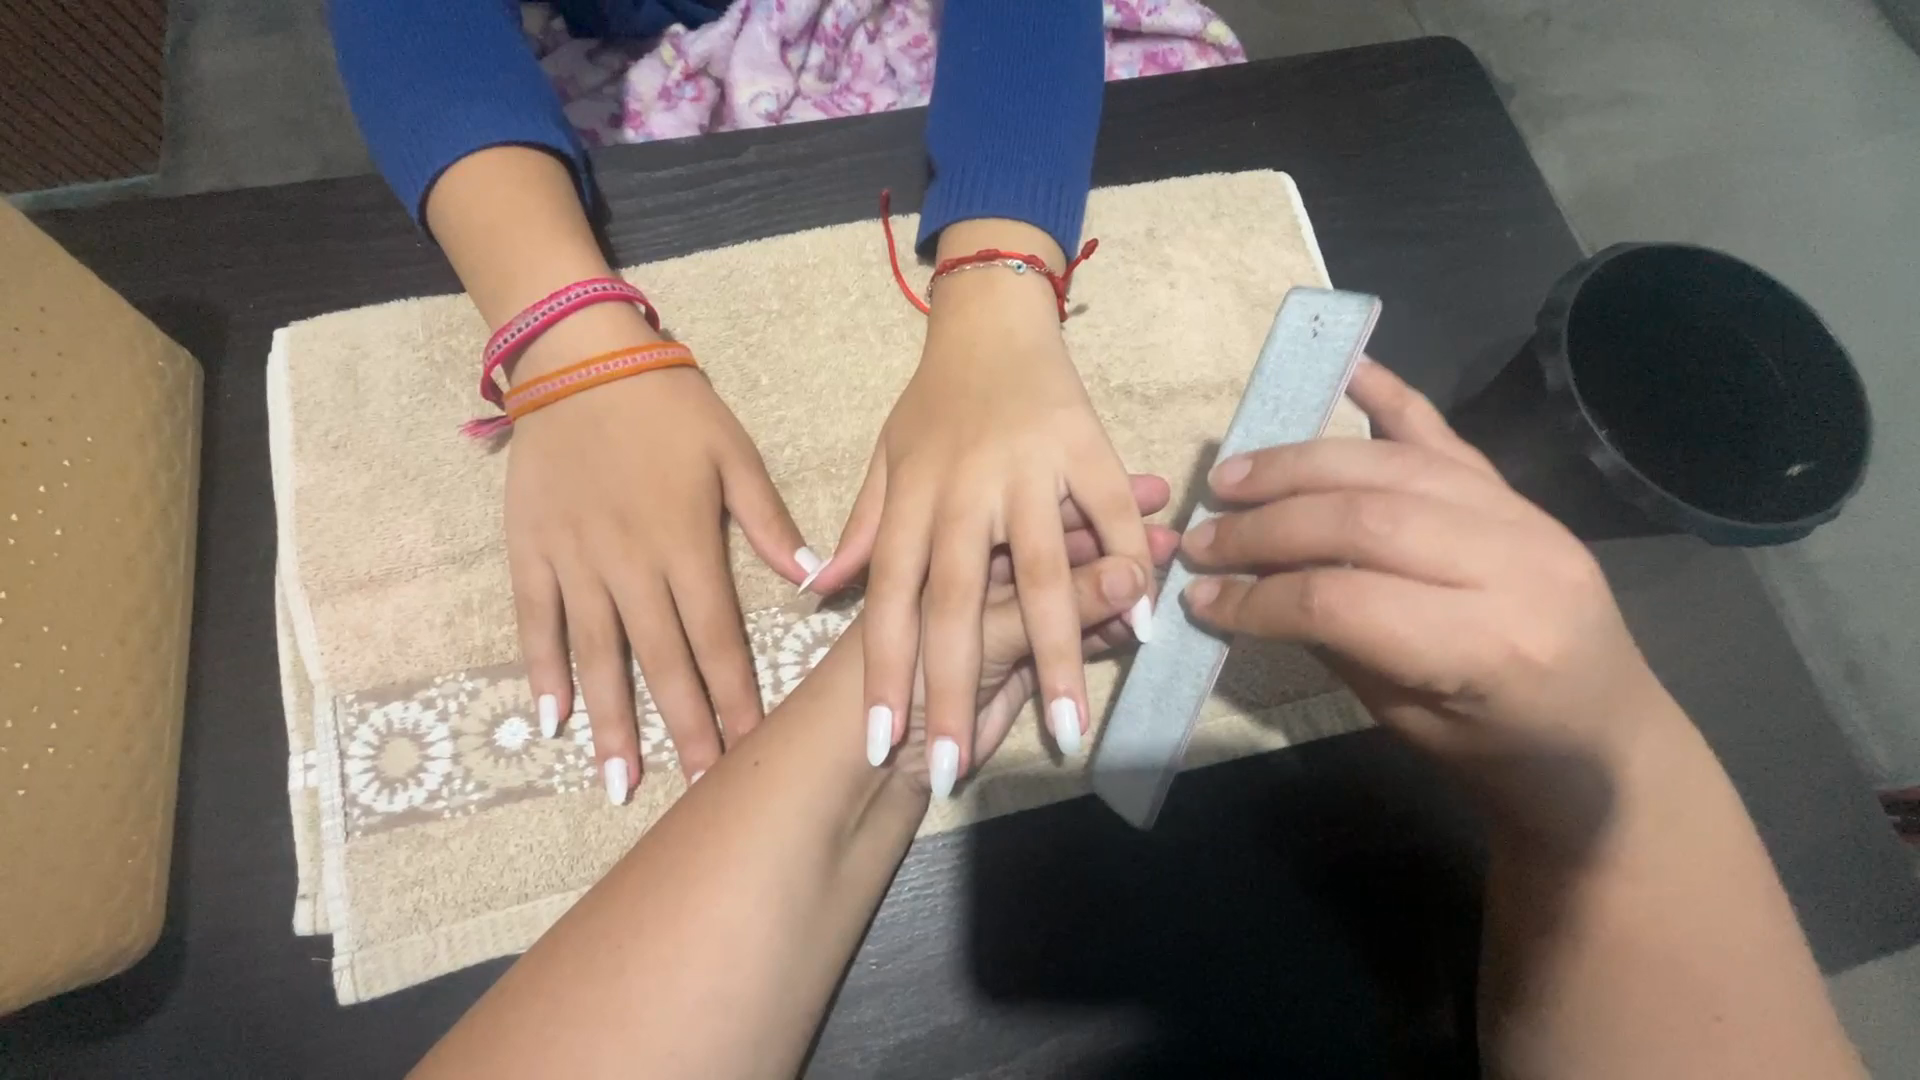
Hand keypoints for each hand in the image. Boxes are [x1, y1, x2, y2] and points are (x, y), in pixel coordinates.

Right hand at [506, 340, 814, 802]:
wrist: (580, 362)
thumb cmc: (671, 408)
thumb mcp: (736, 455)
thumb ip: (771, 522)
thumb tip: (812, 577)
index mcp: (688, 547)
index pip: (717, 640)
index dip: (735, 698)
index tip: (750, 747)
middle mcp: (632, 568)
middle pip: (663, 662)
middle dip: (685, 728)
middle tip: (698, 786)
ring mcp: (575, 564)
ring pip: (597, 655)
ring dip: (612, 720)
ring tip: (620, 781)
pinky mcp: (531, 553)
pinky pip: (536, 621)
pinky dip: (542, 670)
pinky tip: (550, 719)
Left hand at [814, 221, 1153, 797]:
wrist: (991, 321)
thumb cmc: (935, 400)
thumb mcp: (885, 459)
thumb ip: (859, 528)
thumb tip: (814, 590)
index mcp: (912, 497)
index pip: (889, 598)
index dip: (883, 672)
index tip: (880, 745)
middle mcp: (961, 490)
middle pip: (956, 601)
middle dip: (954, 689)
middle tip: (954, 769)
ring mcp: (1026, 469)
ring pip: (1040, 572)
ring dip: (1053, 655)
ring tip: (1063, 731)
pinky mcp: (1085, 447)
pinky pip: (1109, 516)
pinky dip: (1129, 568)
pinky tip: (1141, 630)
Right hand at [1178, 359, 1678, 840]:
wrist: (1606, 736)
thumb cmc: (1496, 745)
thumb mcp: (1400, 714)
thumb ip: (1326, 636)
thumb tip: (1242, 582)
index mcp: (1486, 647)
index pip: (1341, 600)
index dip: (1256, 596)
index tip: (1199, 596)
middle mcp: (1513, 566)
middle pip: (1361, 518)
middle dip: (1264, 525)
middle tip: (1201, 537)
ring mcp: (1525, 518)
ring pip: (1389, 467)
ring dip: (1296, 466)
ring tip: (1231, 478)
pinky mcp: (1520, 494)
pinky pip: (1444, 436)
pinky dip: (1389, 396)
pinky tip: (1347, 369)